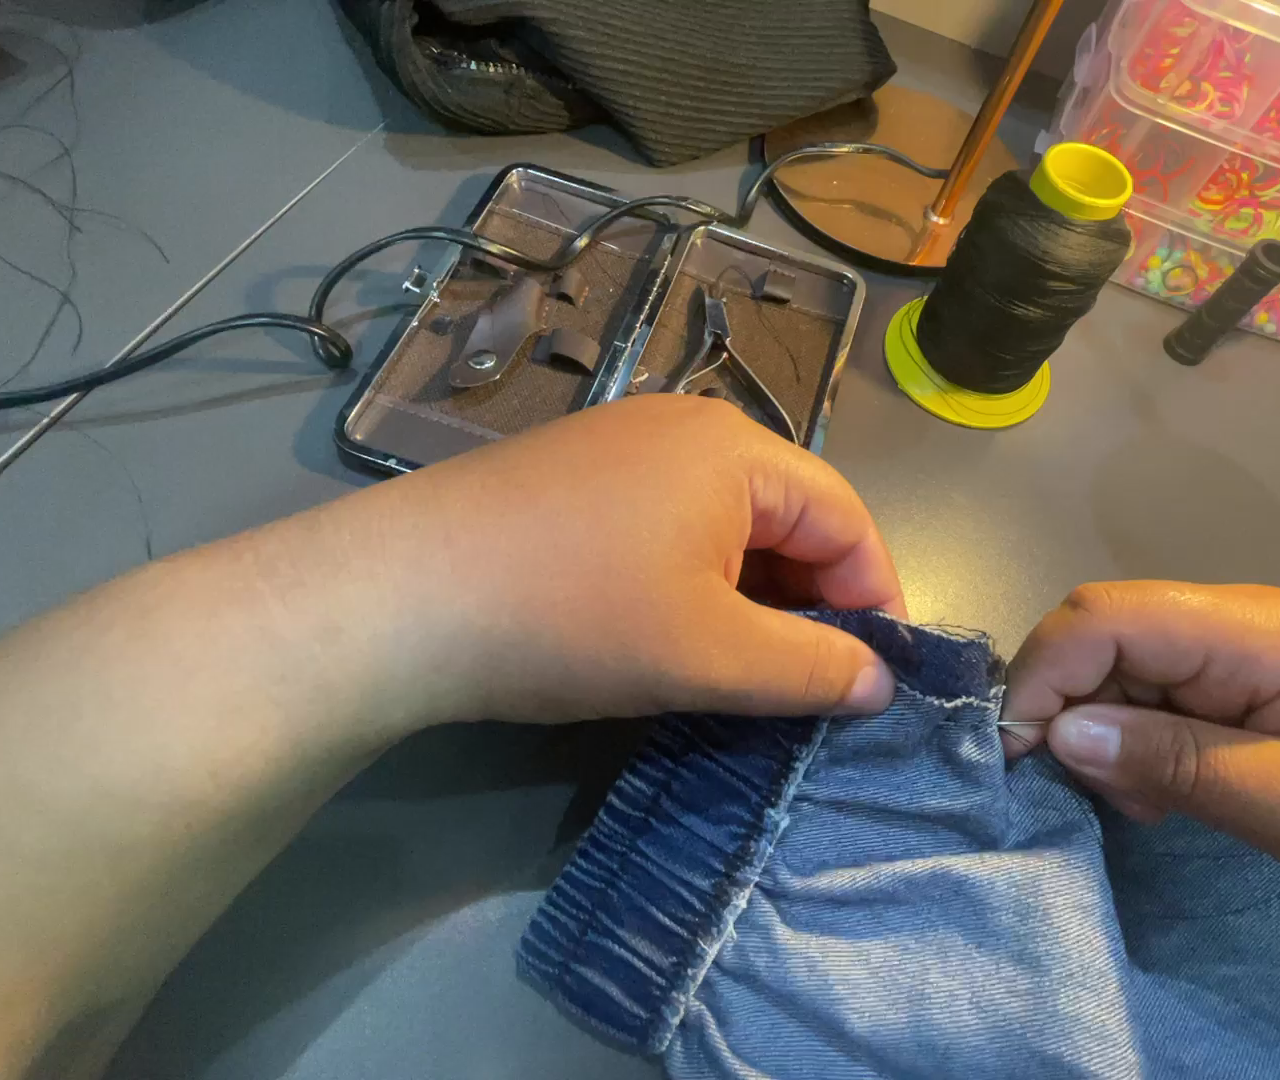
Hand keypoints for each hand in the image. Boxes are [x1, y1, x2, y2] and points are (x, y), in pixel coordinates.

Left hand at [245, 395, 903, 731]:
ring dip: (754, 596)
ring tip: (748, 666)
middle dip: (812, 600)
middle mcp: (685, 429)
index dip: (876, 596)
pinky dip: (698, 581)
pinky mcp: (578, 481)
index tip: (879, 674)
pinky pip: (672, 527)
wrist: (398, 599)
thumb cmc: (573, 615)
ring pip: (728, 526)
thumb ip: (812, 669)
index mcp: (734, 448)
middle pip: (788, 515)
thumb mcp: (710, 653)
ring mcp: (623, 449)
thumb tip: (881, 682)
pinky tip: (677, 630)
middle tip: (813, 681)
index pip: (845, 516)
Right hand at [999, 582, 1279, 977]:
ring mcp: (1247, 661)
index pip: (1108, 615)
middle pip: (1103, 635)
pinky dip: (1132, 746)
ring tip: (1130, 803)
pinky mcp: (1251, 698)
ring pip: (1122, 670)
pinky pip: (1158, 702)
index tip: (1023, 754)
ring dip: (1097, 729)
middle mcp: (1242, 628)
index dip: (1045, 672)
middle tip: (1079, 790)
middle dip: (1063, 703)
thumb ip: (1189, 765)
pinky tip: (1156, 795)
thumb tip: (1062, 732)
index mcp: (1264, 631)